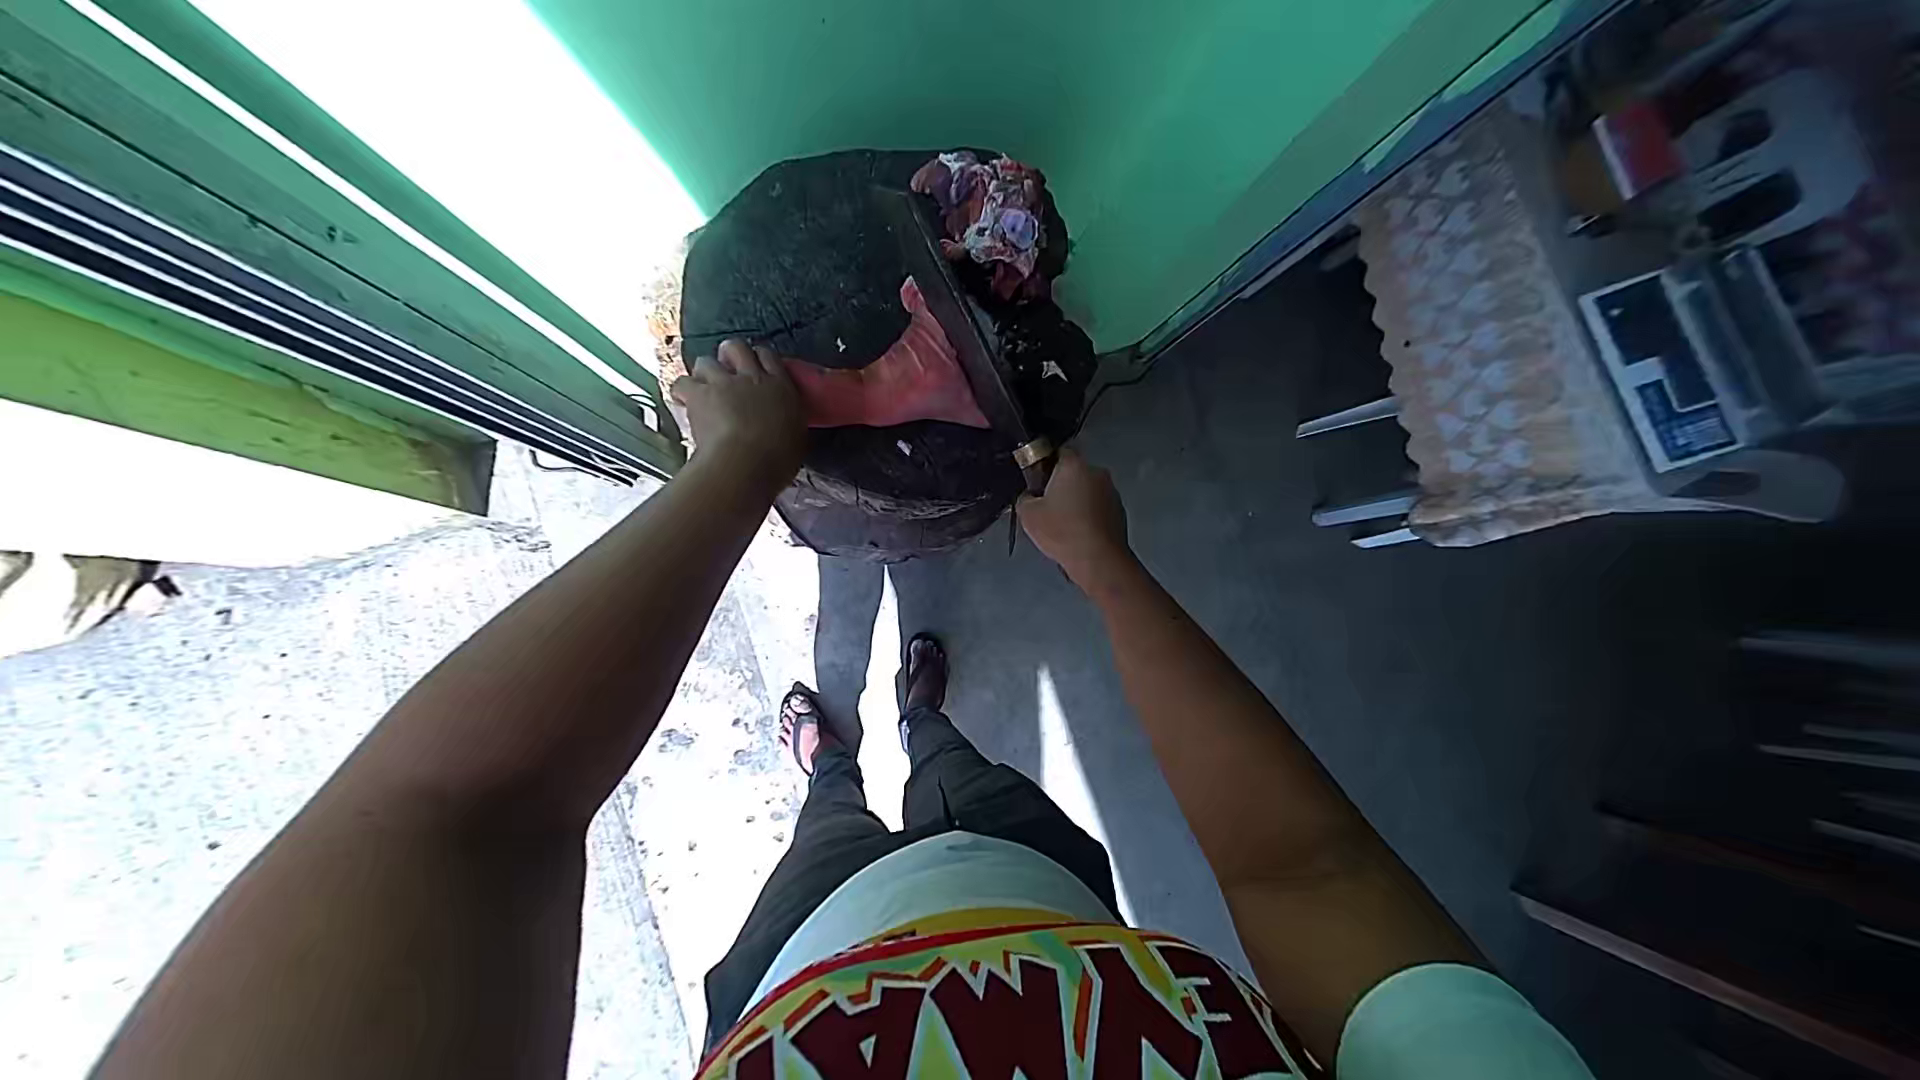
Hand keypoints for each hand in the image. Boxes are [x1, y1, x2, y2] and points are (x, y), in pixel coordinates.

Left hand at [670, 340, 805, 481]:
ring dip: (704, 373)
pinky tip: (683, 401)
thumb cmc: (778, 458)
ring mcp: (722, 383)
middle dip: (729, 354)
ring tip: (704, 388)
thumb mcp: (797, 437)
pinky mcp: (698, 394)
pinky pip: (683, 383)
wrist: (746, 463)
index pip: (769, 357)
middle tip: (727, 370)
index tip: (756, 368)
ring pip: (706, 361)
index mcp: (780, 386)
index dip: (759, 359)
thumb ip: (790, 422)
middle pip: (737, 348)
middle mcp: (751, 377)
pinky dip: (682, 391)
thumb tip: (787, 424)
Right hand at [1018, 449, 1133, 587]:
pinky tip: (1080, 534)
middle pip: (1075, 472)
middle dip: (1062, 485)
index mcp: (1075, 465)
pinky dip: (1089, 515)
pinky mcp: (1120, 511)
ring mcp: (1112, 492)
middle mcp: (1097, 472)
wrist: (1099, 560)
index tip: (1037, 484)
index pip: (1059, 451)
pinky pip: (1099, 507)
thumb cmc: (1061, 530)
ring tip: (1064, 525)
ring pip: (1088, 490)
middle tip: (1047, 507)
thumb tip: (1031, 495)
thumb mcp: (1028, 514)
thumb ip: (1025, 497)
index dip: (1045, 465)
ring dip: (1077, 501)